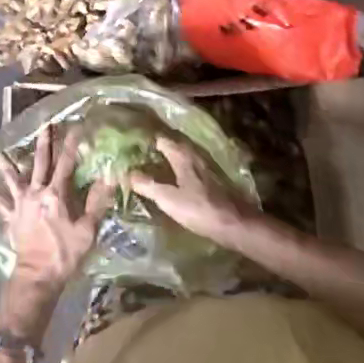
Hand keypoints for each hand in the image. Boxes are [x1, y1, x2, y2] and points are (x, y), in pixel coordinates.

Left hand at [0, 125, 116, 293]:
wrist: (37, 275)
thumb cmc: (65, 253)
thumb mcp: (87, 230)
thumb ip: (97, 203)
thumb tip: (109, 178)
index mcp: (56, 194)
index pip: (66, 163)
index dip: (72, 144)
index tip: (76, 127)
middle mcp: (35, 192)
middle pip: (40, 162)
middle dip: (44, 142)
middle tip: (45, 124)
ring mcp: (20, 204)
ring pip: (12, 178)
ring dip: (6, 162)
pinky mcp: (11, 217)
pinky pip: (2, 204)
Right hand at [129, 135, 257, 245]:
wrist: (236, 224)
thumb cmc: (199, 209)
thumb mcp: (168, 199)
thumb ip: (147, 184)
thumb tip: (127, 173)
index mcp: (182, 154)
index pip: (161, 138)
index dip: (147, 140)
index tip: (131, 146)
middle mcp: (195, 154)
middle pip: (173, 145)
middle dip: (157, 149)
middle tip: (139, 156)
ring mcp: (206, 166)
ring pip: (183, 156)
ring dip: (169, 159)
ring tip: (152, 166)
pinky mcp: (213, 179)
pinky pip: (191, 167)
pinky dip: (179, 169)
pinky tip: (173, 179)